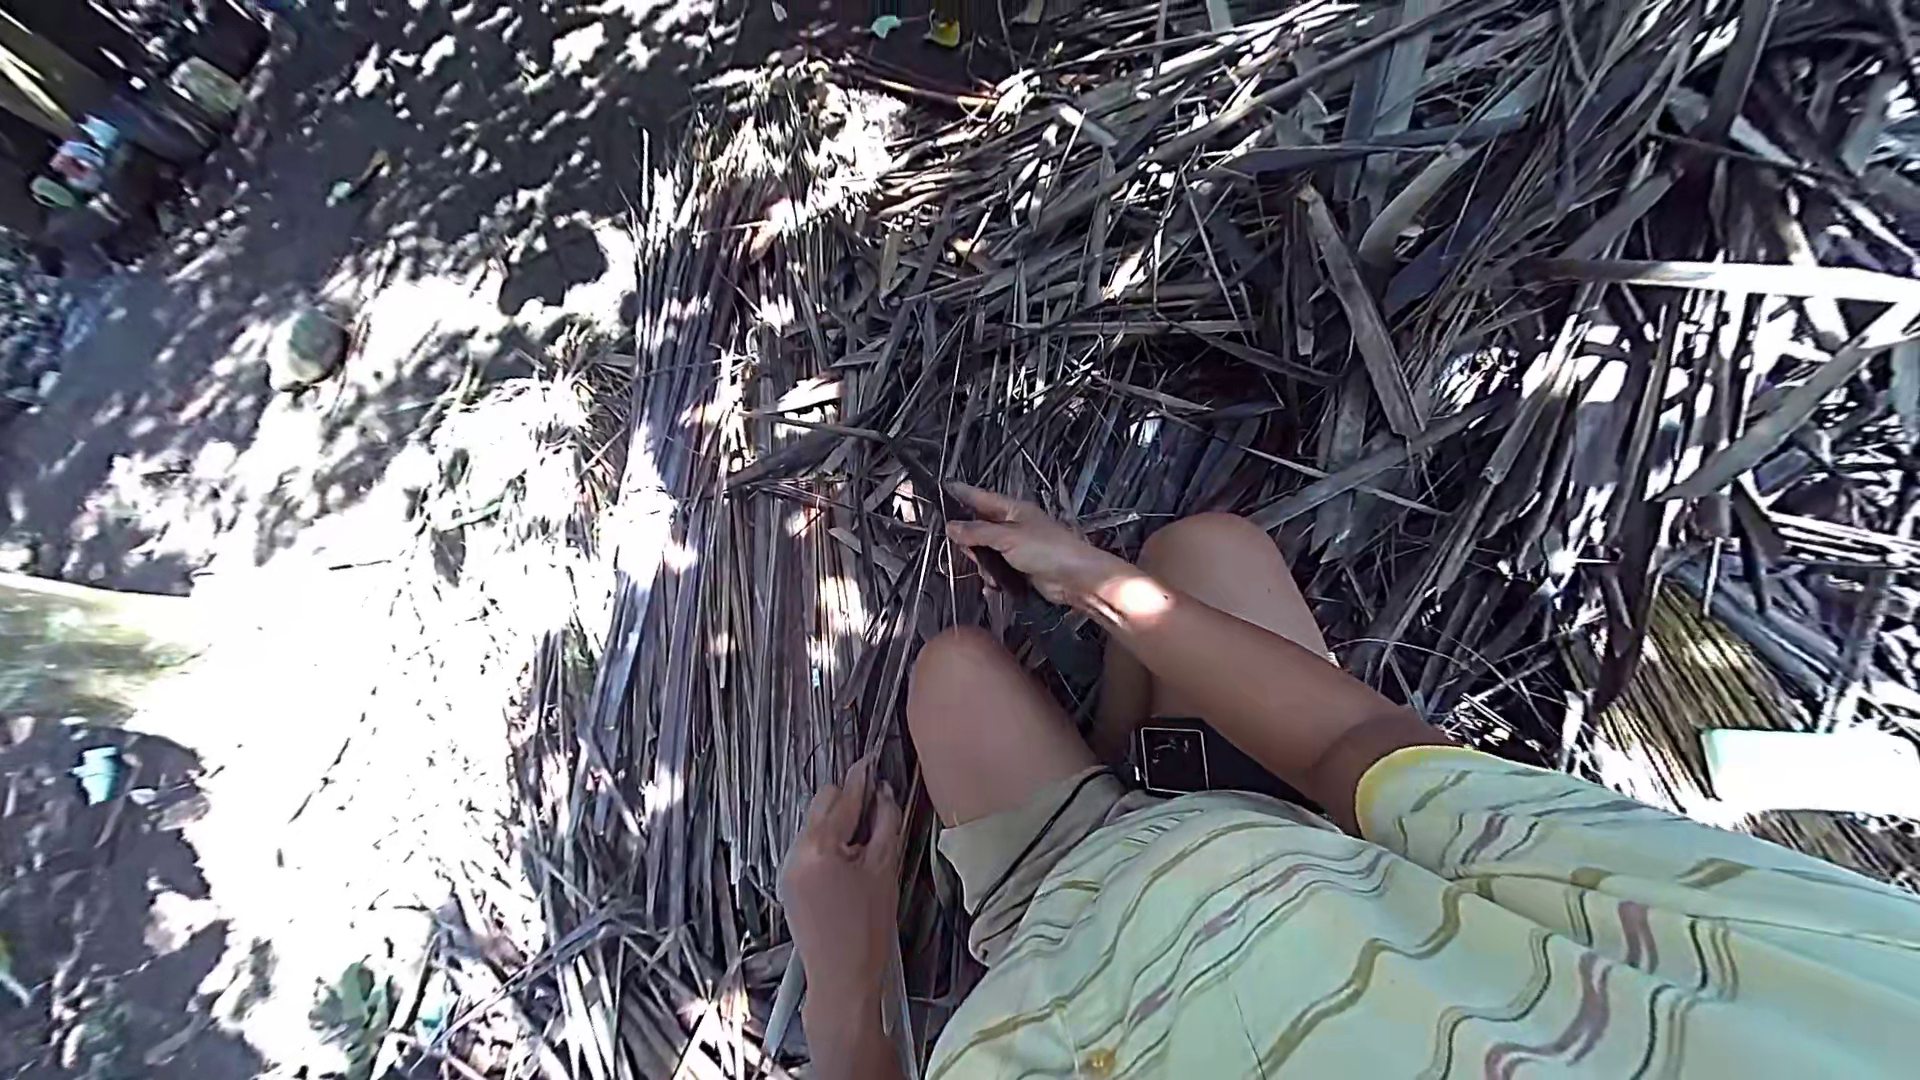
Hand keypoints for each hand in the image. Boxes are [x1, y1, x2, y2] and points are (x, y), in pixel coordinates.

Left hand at [778, 757, 902, 1004]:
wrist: (842, 980)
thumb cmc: (868, 926)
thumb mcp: (884, 867)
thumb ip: (885, 820)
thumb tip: (882, 791)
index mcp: (819, 846)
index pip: (844, 797)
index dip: (861, 777)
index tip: (870, 759)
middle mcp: (796, 851)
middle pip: (822, 801)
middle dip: (848, 799)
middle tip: (875, 809)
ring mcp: (788, 867)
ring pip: (815, 821)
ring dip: (838, 821)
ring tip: (863, 844)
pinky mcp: (788, 881)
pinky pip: (809, 843)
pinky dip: (828, 840)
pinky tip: (848, 860)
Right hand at [945, 484, 1134, 609]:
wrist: (1075, 578)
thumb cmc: (1047, 550)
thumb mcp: (1007, 537)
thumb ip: (977, 532)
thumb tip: (951, 526)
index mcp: (1013, 510)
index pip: (981, 498)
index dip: (963, 493)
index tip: (944, 487)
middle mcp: (1013, 525)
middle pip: (979, 527)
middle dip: (971, 541)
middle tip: (968, 550)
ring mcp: (1017, 547)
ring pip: (986, 551)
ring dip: (983, 564)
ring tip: (989, 573)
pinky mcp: (1020, 567)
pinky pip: (996, 569)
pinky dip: (993, 577)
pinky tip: (994, 584)